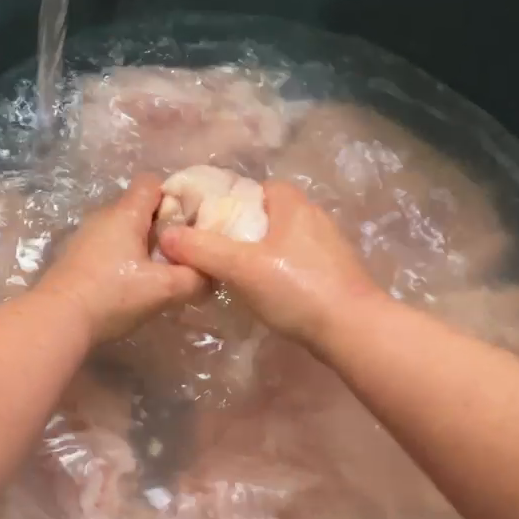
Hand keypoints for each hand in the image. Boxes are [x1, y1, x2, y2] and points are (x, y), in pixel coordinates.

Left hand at [37, 174, 206, 342]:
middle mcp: (101, 217)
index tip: (189, 223)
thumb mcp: (164, 289)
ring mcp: (83, 238)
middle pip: (137, 208)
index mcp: (125, 213)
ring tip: (156, 273)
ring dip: (140, 246)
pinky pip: (105, 249)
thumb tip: (213, 274)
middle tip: (179, 253)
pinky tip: (128, 285)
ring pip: (121, 231)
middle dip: (160, 226)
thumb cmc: (112, 296)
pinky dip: (120, 260)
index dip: (174, 196)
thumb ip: (196, 278)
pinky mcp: (73, 259)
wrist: (56, 319)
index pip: (152, 182)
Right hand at [157, 179, 381, 346]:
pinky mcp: (332, 274)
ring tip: (232, 274)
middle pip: (267, 215)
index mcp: (293, 206)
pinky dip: (276, 271)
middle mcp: (313, 218)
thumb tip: (166, 236)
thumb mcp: (241, 268)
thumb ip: (202, 249)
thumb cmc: (297, 289)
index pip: (257, 188)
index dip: (230, 201)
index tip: (206, 223)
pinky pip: (295, 262)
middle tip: (212, 251)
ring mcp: (327, 247)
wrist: (352, 329)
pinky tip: (263, 292)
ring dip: (258, 252)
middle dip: (240, 229)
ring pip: (281, 240)